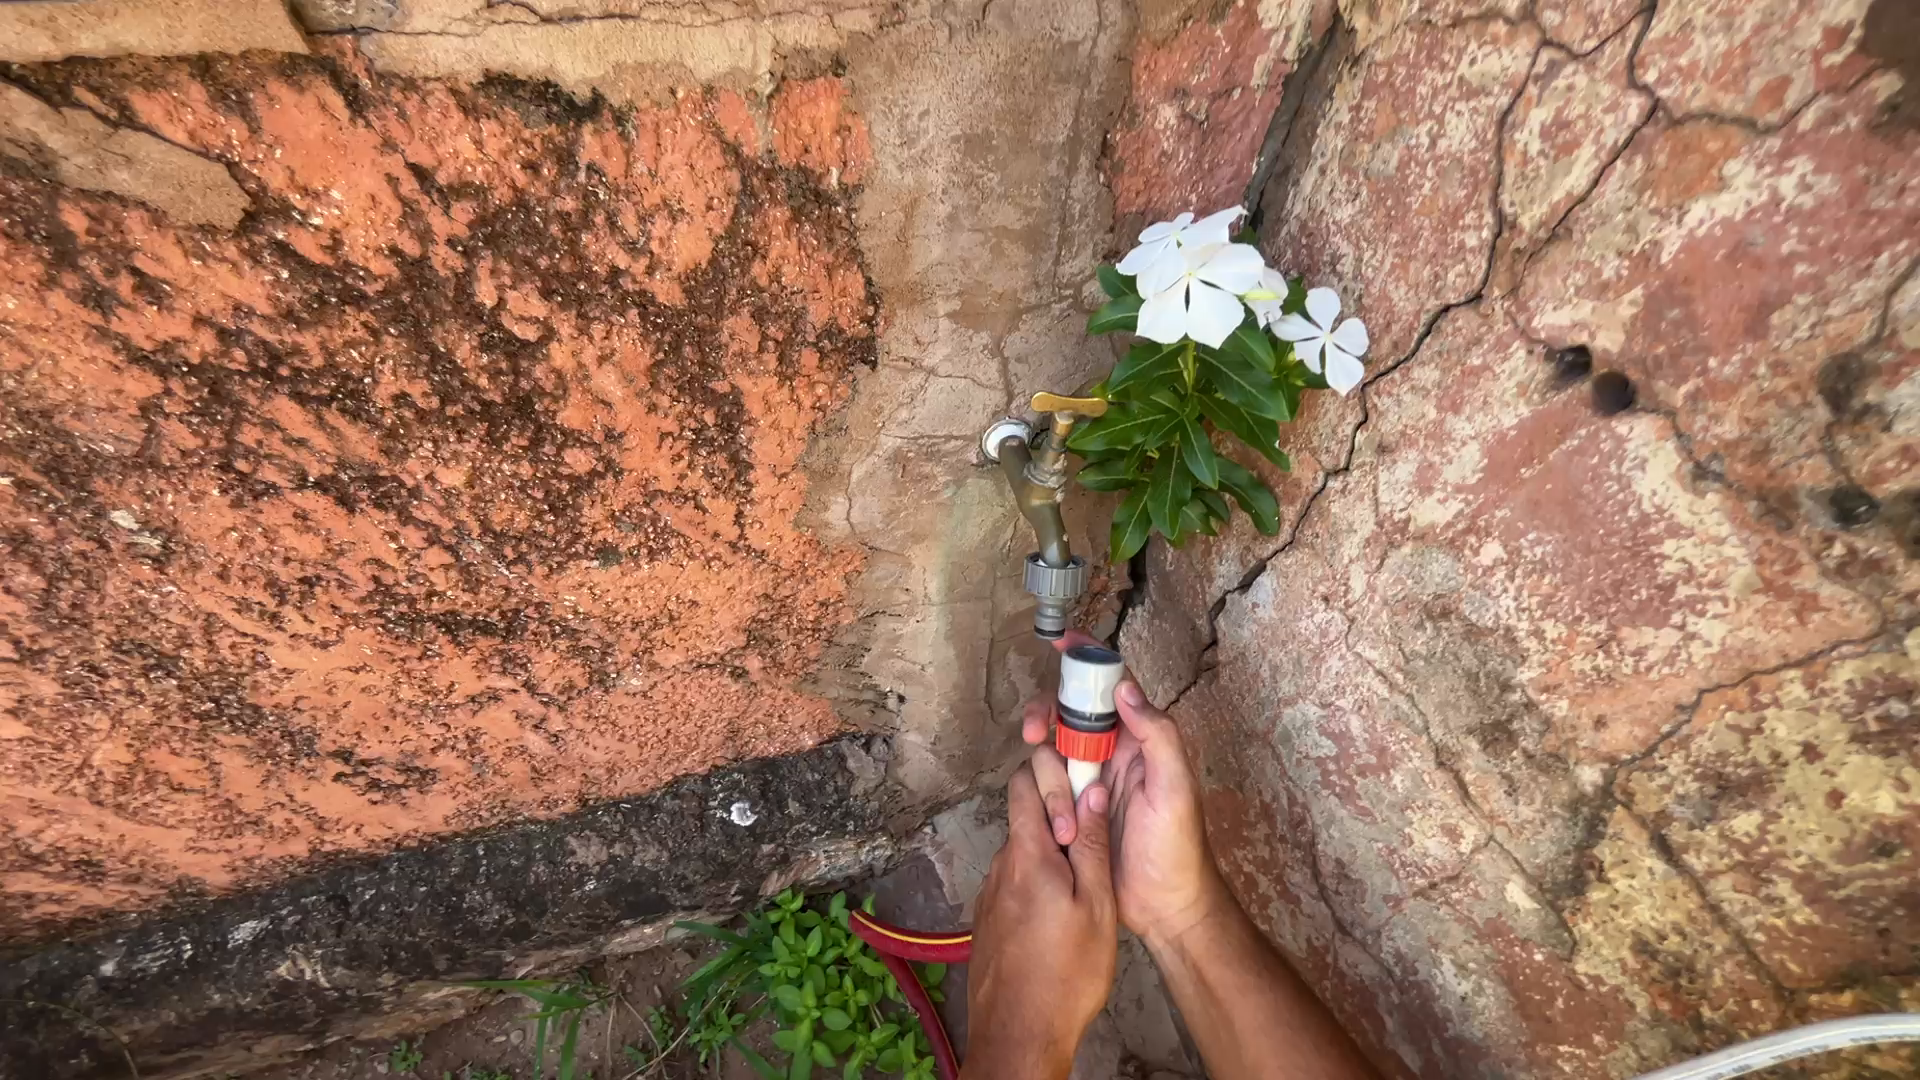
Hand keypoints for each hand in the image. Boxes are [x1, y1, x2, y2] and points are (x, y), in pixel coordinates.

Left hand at [962, 763, 1116, 1078]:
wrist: (1018, 1036)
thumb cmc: (1067, 972)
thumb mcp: (1097, 906)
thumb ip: (1091, 844)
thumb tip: (1092, 789)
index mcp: (1027, 852)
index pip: (1024, 782)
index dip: (1050, 774)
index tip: (1081, 789)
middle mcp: (1001, 863)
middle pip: (1025, 818)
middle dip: (1056, 820)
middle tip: (1089, 849)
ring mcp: (990, 891)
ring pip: (1022, 853)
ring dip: (1048, 857)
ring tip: (1080, 891)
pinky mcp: (987, 917)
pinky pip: (1013, 882)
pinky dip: (1035, 884)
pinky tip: (1056, 918)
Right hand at [1020, 633, 1227, 948]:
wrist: (1163, 908)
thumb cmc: (1177, 846)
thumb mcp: (1176, 787)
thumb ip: (1157, 734)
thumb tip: (1123, 688)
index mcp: (1138, 737)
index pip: (1110, 685)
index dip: (1085, 659)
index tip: (1059, 641)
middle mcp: (1109, 750)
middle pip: (1066, 712)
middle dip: (1046, 714)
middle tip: (1035, 731)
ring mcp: (1085, 778)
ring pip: (1049, 750)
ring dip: (1049, 778)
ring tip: (1065, 818)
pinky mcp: (1068, 805)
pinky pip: (1041, 784)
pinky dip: (1040, 797)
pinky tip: (1054, 823)